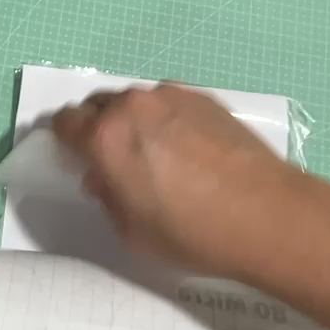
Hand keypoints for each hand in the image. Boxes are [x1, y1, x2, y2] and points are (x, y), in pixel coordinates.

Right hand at [51, 85, 296, 277]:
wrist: (265, 213)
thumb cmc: (191, 233)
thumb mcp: (132, 232)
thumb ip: (108, 198)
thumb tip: (103, 177)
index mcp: (105, 137)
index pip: (65, 121)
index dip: (64, 137)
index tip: (72, 153)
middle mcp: (132, 106)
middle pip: (98, 105)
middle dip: (97, 127)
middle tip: (113, 158)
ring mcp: (170, 96)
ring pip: (135, 101)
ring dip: (133, 121)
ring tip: (156, 152)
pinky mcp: (203, 97)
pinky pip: (169, 102)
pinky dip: (166, 118)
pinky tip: (188, 147)